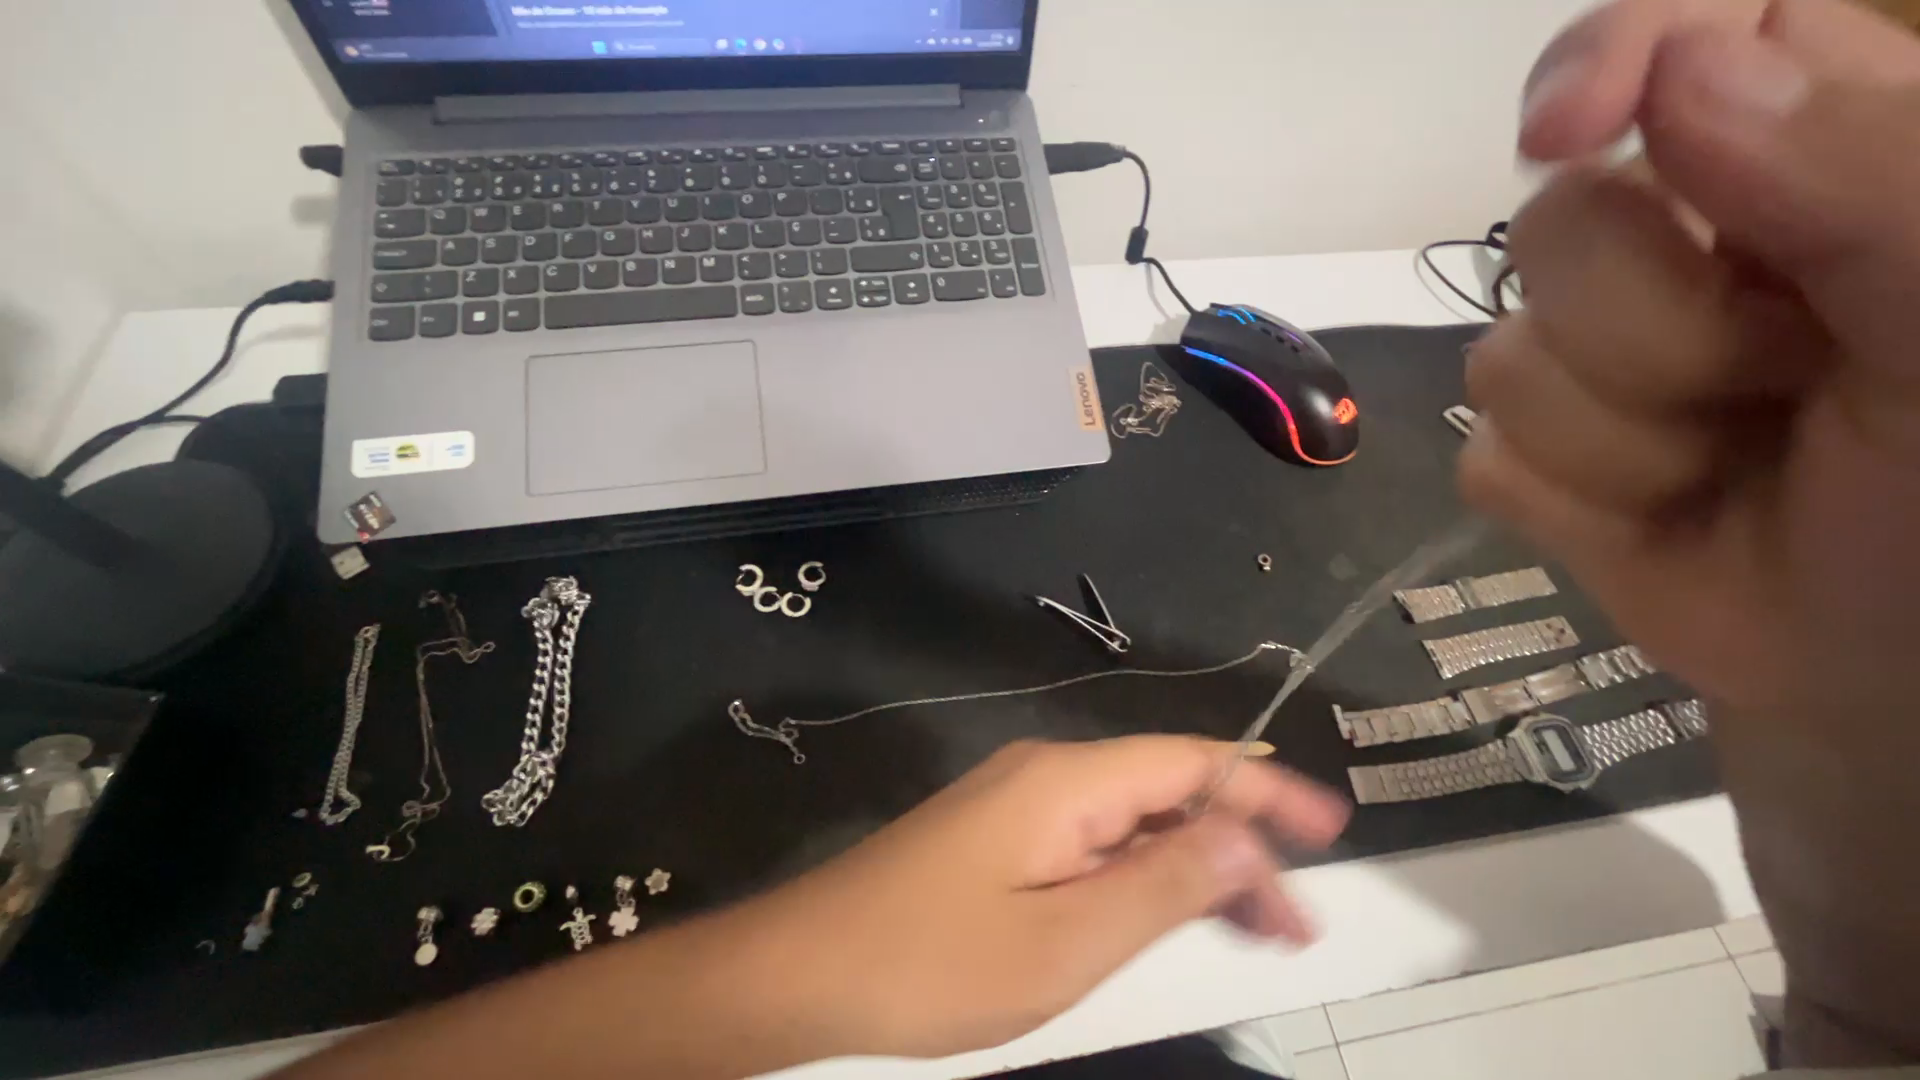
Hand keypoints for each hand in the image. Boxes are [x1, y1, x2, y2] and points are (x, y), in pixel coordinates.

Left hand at [721, 737, 1348, 1061]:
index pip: (1189, 762)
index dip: (1264, 787)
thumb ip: (1164, 883)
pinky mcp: (1000, 836)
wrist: (808, 968)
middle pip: (1164, 791)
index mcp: (1066, 781)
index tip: (1331, 827)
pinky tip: (1166, 917)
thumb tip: (1247, 833)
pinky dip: (1140, 877)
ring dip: (1192, 867)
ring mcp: (1019, 804)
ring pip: (1130, 821)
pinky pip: (1091, 843)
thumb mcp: (1066, 939)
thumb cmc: (936, 963)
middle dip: (1237, 845)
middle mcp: (1047, 774)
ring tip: (1253, 931)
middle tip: (1296, 924)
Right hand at [1466, 0, 1919, 713]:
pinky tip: (1657, 523)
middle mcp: (1677, 253)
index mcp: (1804, 167)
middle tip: (1780, 384)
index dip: (1603, 60)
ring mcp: (1583, 368)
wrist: (1904, 672)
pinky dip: (1575, 507)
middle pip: (1553, 227)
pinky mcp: (1529, 465)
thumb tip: (1685, 69)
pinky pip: (1486, 462)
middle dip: (1651, 327)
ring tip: (1730, 473)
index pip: (1683, 38)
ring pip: (1503, 361)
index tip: (1565, 129)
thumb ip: (1867, 173)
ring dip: (1624, 438)